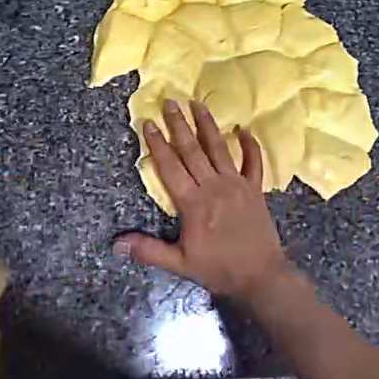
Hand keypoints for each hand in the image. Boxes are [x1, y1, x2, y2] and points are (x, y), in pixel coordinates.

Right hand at [114, 100, 296, 303]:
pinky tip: (244, 130)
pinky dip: (250, 146)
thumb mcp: (179, 264)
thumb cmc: (218, 269)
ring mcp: (237, 185)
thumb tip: (117, 244)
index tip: (149, 123)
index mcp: (193, 203)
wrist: (261, 276)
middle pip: (192, 150)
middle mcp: (214, 187)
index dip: (157, 144)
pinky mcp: (255, 190)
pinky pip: (254, 163)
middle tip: (170, 102)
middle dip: (179, 125)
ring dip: (208, 125)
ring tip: (198, 104)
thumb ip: (148, 250)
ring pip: (219, 149)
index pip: (170, 167)